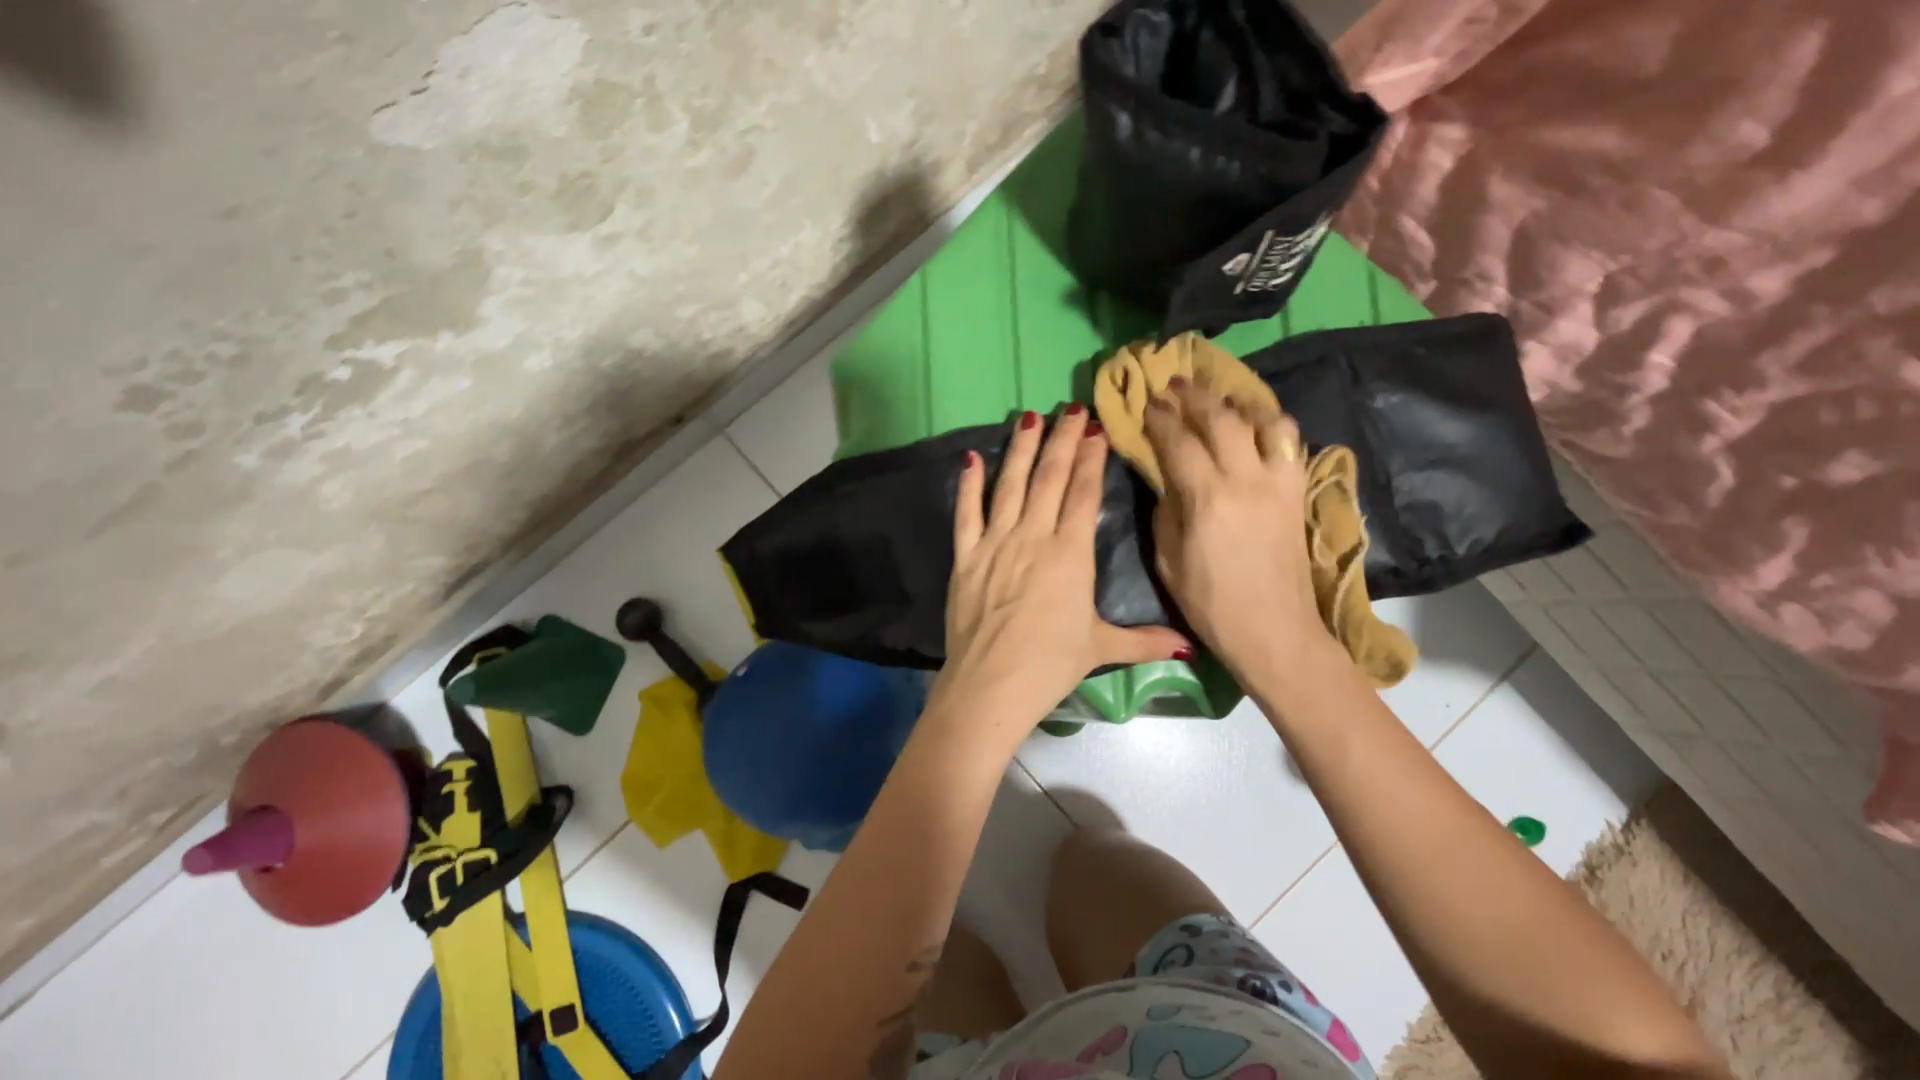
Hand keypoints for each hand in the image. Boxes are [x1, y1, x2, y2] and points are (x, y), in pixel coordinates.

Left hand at [929, 405, 1190, 751]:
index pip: (1084, 492)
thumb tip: (1189, 646)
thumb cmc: (1050, 665)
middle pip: (1050, 477)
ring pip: (1010, 485)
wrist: (990, 686)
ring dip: (1021, 449)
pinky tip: (972, 458)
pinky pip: (966, 513)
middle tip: (1070, 407)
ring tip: (1030, 417)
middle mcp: (1033, 537)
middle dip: (1062, 439)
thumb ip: (1144, 640)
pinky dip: (969, 485)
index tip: (1096, 428)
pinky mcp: (966, 557)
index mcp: (1071, 553)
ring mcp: (996, 544)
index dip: (1091, 457)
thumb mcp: (1101, 648)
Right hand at [1143, 377, 1332, 680]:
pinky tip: (1257, 424)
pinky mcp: (1297, 493)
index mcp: (1207, 499)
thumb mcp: (1168, 561)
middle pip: (1221, 418)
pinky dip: (1272, 425)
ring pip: (1264, 421)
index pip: (1178, 441)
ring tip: (1220, 396)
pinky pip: (1290, 443)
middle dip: (1194, 396)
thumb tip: (1167, 479)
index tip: (1147, 402)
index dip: (1159, 418)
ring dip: (1238, 401)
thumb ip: (1166, 511)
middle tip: (1176, 384)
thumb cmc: (1211, 605)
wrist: (1276, 632)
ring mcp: (1279, 483)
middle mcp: (1246, 480)